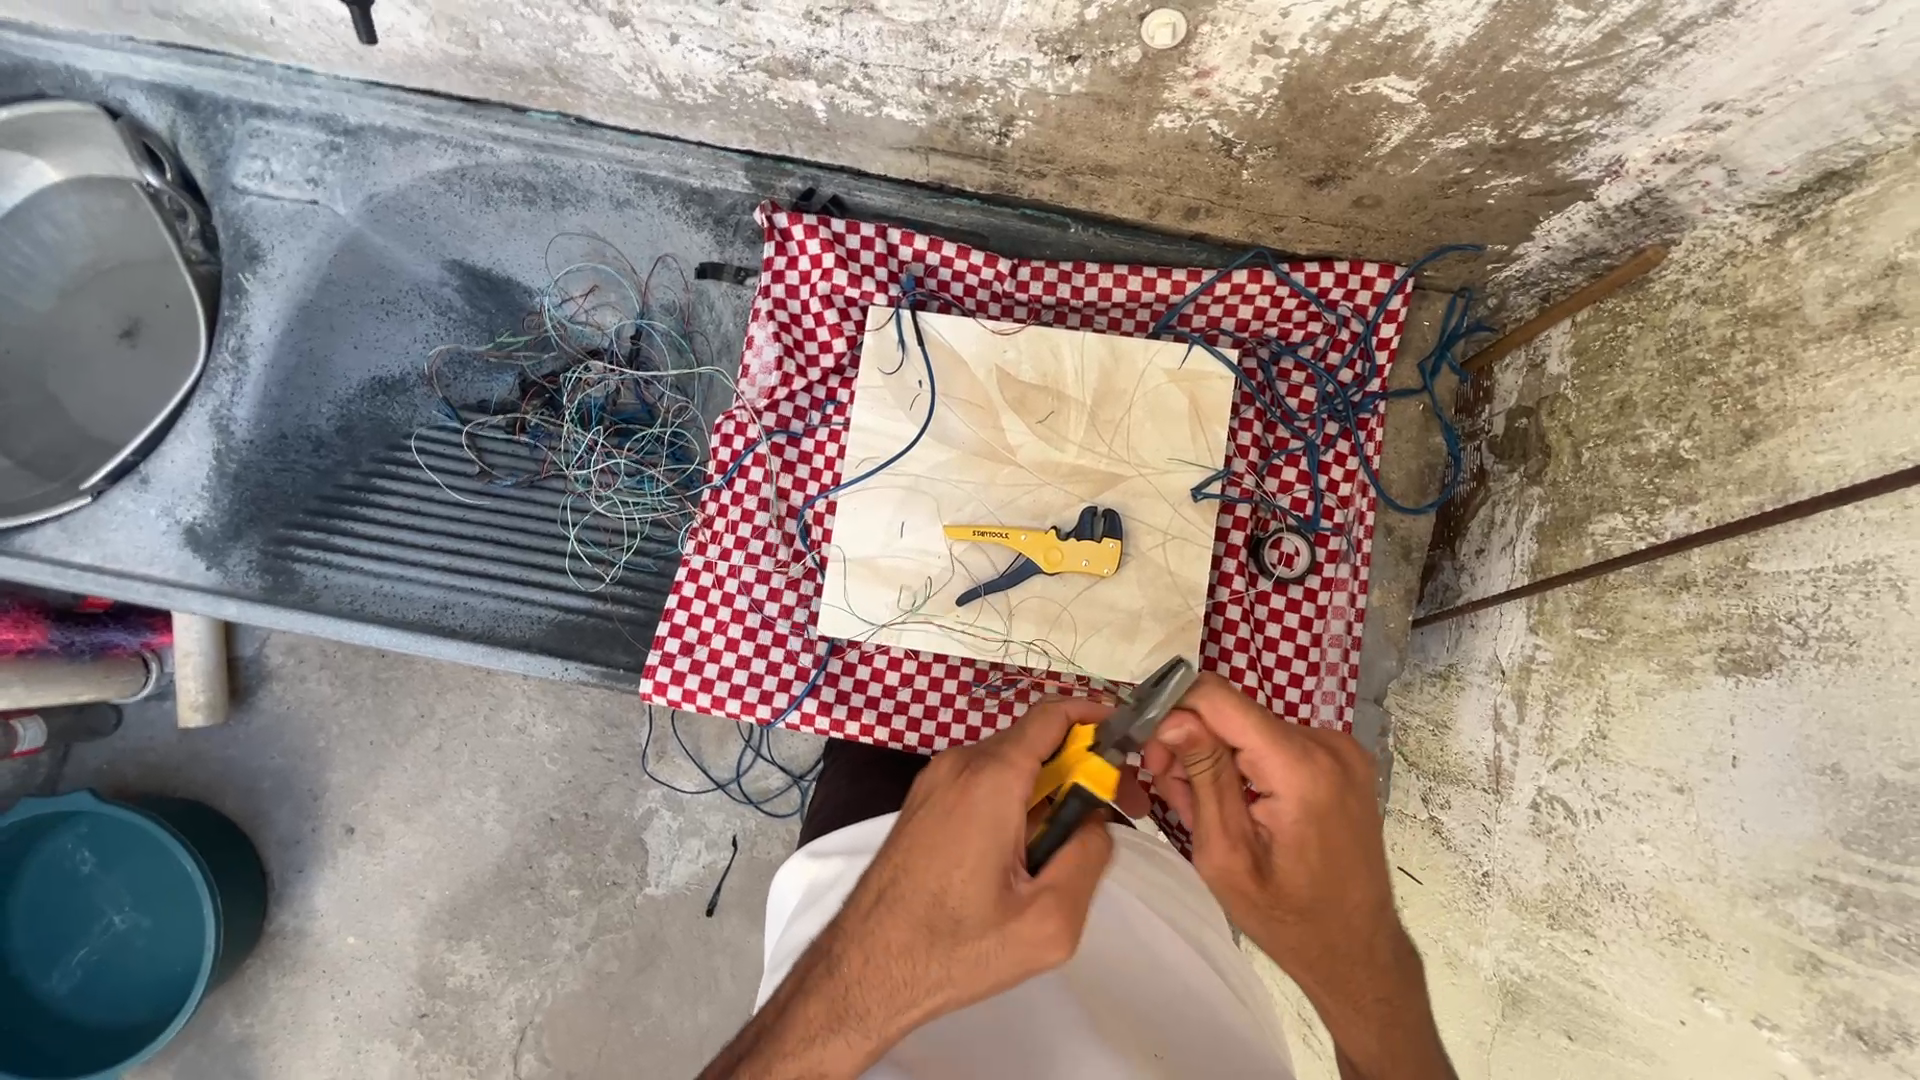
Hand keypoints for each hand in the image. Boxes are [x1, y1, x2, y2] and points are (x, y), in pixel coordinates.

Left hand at [830, 697, 1116, 1023]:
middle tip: (1111, 813)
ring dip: (1046, 790)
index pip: (1053, 714)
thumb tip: (1094, 820)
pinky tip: (1021, 855)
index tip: (1128, 743)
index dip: (1096, 718)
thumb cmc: (956, 947)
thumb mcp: (1048, 920)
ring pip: (1009, 765)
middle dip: (1080, 768)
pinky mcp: (923, 801)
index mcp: (991, 777)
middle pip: (1035, 742)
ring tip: (1064, 847)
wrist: (864, 969)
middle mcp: (960, 763)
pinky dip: (1013, 801)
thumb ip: (1089, 856)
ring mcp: (936, 779)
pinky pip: (983, 783)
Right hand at [1143, 674, 1453, 1079]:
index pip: (1217, 696)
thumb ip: (1202, 777)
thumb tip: (1173, 717)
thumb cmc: (1287, 917)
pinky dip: (1241, 762)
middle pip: (1228, 711)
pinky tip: (1234, 803)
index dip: (1172, 712)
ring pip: (1244, 723)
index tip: (1152, 754)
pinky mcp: (1338, 756)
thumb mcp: (1225, 855)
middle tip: (1172, 793)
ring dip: (1212, 756)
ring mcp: (1338, 747)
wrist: (1358, 953)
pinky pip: (1269, 737)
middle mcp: (1327, 742)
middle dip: (1188, 743)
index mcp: (1301, 766)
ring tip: (1204, 809)